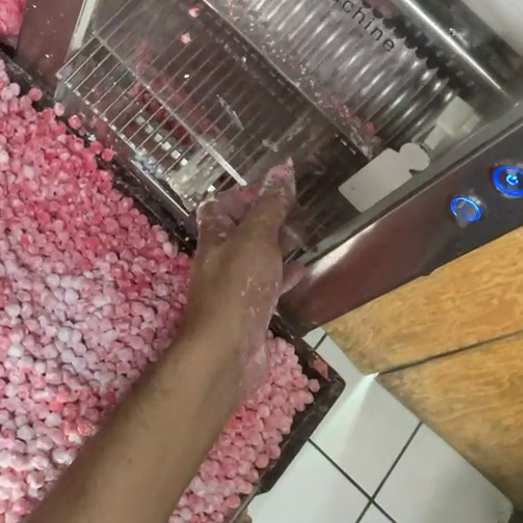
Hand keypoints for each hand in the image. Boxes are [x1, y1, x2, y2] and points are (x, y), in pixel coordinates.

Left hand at [180, 161, 300, 407]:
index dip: (242, 195)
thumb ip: (270, 207)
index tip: (275, 188)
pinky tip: (305, 271)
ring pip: (257, 259)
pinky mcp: (251, 312)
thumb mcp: (255, 239)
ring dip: (279, 247)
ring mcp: (236, 288)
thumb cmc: (236, 289)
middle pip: (241, 232)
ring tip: (307, 234)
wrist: (226, 353)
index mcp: (215, 238)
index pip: (219, 207)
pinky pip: (269, 286)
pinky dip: (285, 275)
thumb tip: (282, 170)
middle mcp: (221, 261)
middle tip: (299, 210)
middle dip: (267, 219)